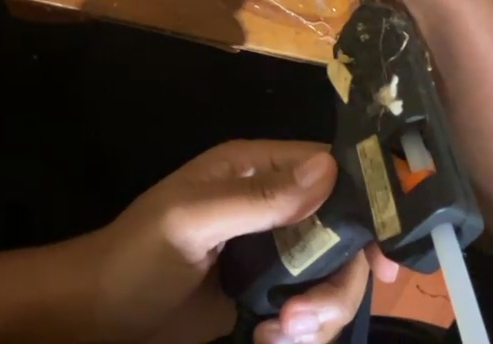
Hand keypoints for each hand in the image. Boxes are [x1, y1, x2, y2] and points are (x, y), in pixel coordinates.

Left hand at [88, 140, 396, 343]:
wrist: (105, 313)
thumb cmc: (141, 254)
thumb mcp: (194, 219)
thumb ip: (259, 198)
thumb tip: (329, 168)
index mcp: (250, 169)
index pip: (324, 167)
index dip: (364, 203)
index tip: (387, 257)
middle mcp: (269, 204)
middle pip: (341, 235)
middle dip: (335, 283)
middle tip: (301, 317)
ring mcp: (270, 252)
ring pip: (332, 279)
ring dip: (318, 315)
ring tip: (275, 335)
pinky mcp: (267, 293)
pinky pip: (312, 310)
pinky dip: (302, 333)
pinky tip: (266, 340)